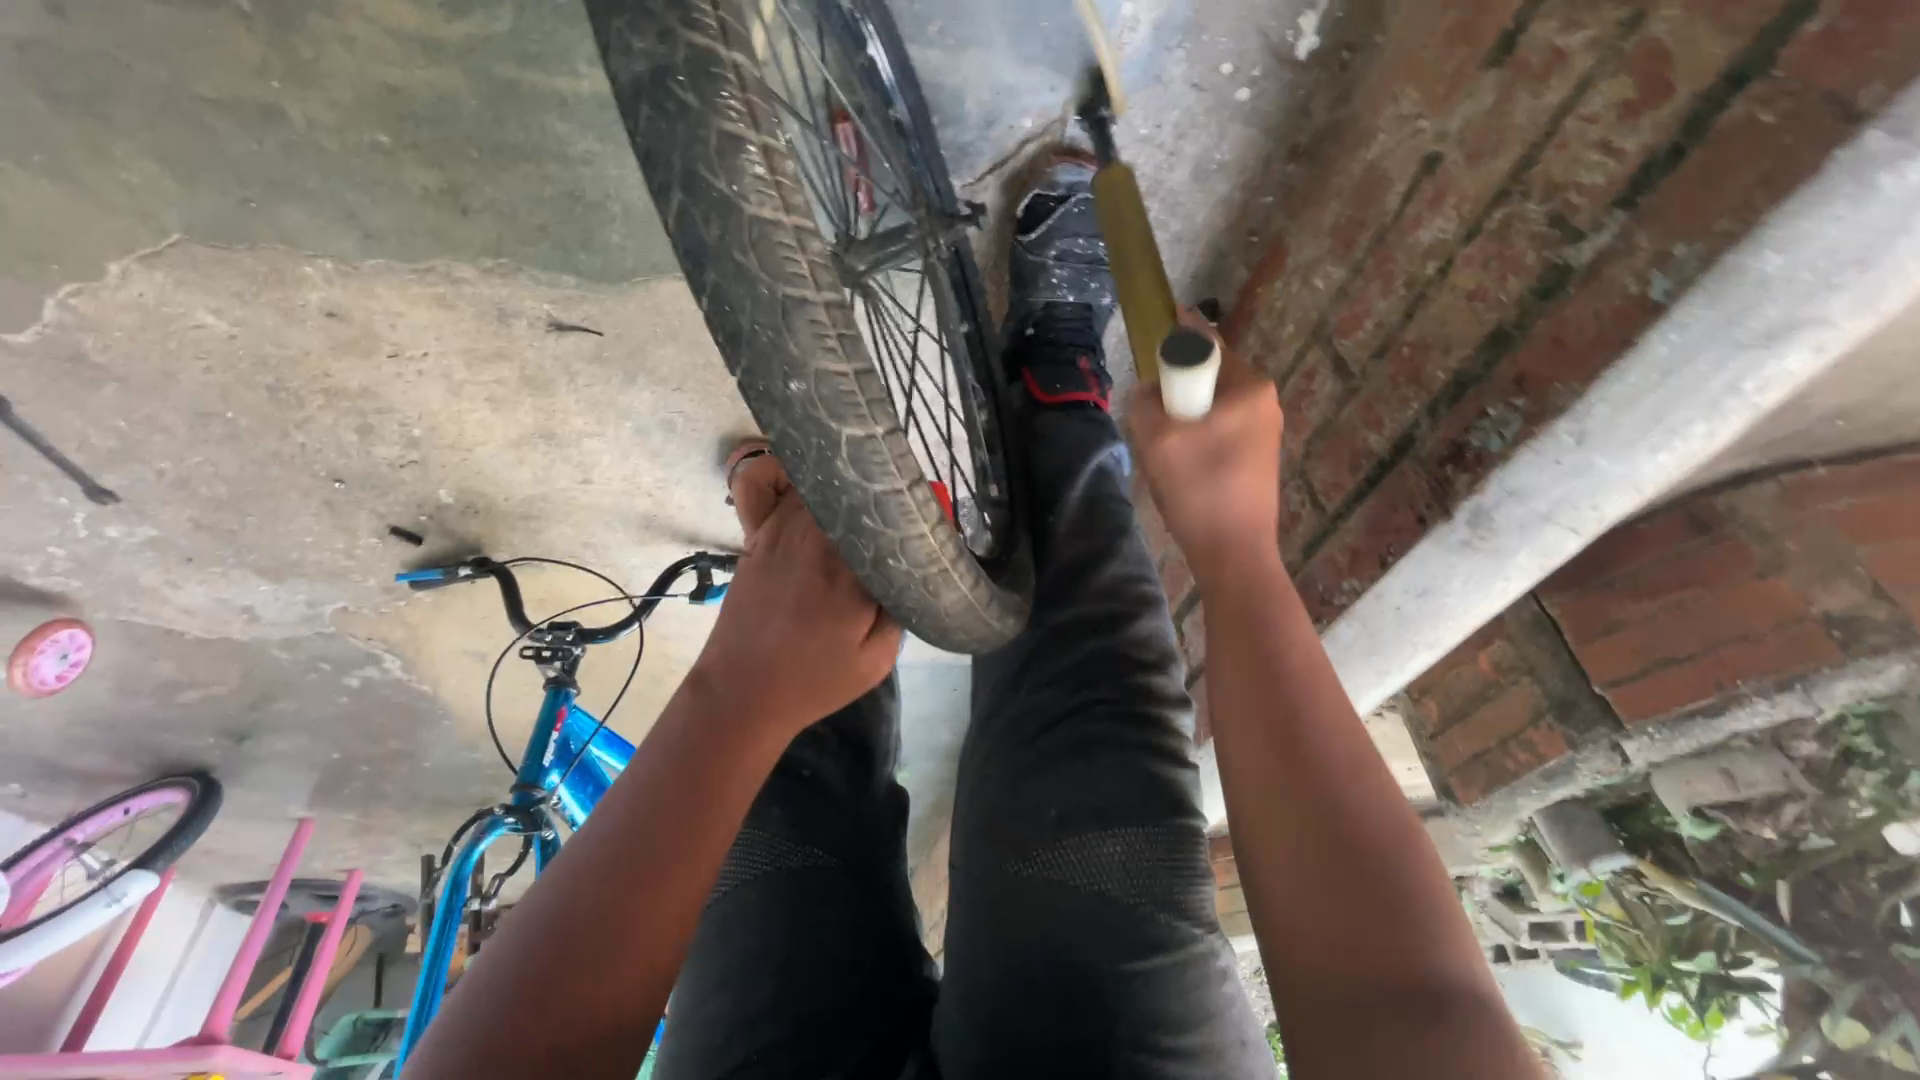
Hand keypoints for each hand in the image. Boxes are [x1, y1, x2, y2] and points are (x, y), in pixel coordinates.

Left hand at [688, 490, 900, 735]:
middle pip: (857, 490)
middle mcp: (814, 538)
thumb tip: (913, 566)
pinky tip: (810, 487)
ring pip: (819, 480)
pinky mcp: (756, 533)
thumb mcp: (876, 660)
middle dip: (884, 494)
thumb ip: (900, 607)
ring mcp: (779, 529)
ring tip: (866, 495)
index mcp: (849, 571)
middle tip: (903, 511)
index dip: (917, 514)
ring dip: (845, 483)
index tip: (933, 522)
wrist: (740, 693)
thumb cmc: (813, 682)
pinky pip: (765, 482)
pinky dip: (786, 473)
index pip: (892, 518)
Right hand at [1126, 319, 1285, 582]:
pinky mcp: (1255, 457)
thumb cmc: (1200, 490)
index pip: (1204, 343)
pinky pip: (1215, 432)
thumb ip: (1144, 402)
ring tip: (1163, 456)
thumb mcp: (1157, 439)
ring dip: (1180, 423)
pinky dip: (1193, 442)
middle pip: (1203, 378)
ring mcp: (1263, 431)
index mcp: (1250, 387)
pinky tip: (1180, 472)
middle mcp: (1263, 402)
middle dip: (1173, 394)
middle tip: (1150, 423)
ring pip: (1206, 408)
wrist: (1234, 553)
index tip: (1147, 340)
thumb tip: (1147, 392)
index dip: (1172, 339)